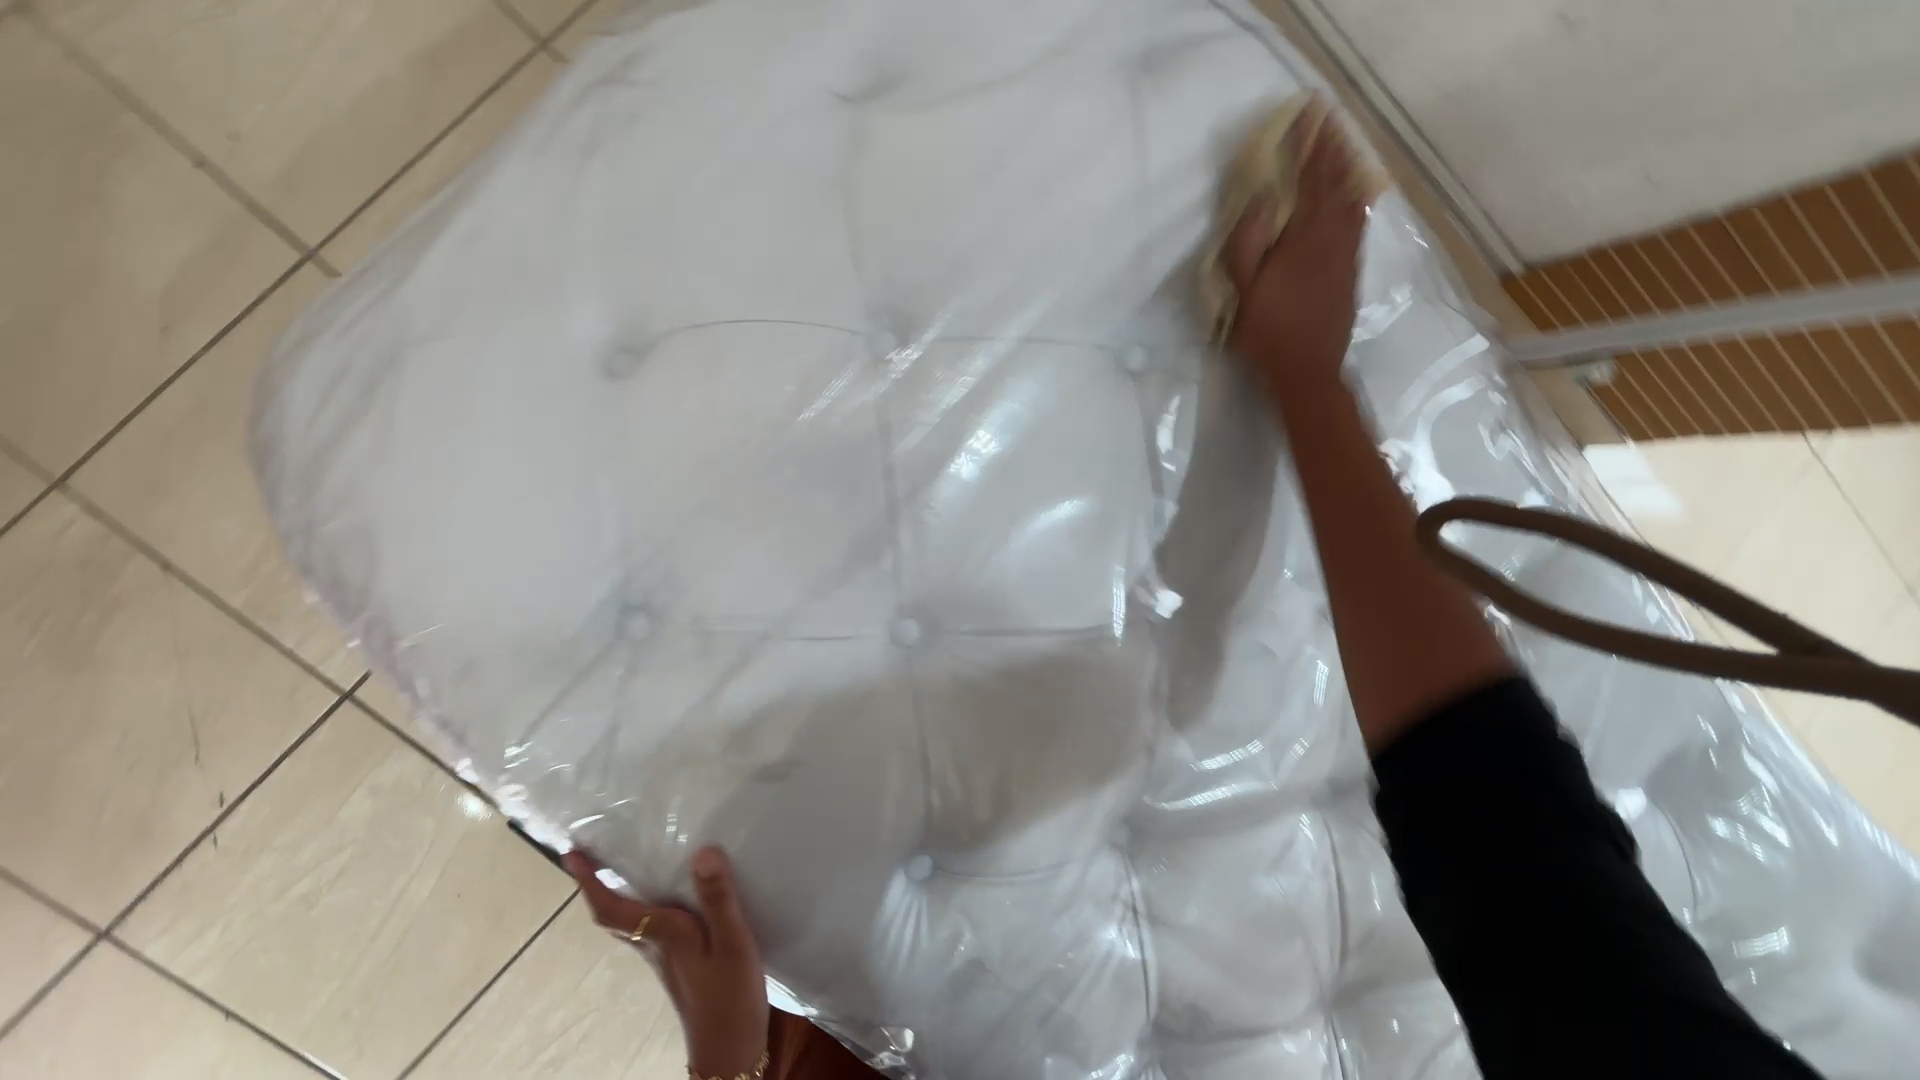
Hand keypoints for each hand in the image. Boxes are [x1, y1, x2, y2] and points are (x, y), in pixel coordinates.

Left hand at [567, 846, 769, 1077]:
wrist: (730, 1053)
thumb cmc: (729, 998)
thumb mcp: (731, 943)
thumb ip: (717, 899)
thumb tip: (702, 852)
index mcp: (661, 935)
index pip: (612, 907)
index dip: (589, 881)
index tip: (571, 854)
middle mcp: (654, 946)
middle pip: (613, 915)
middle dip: (598, 885)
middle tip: (592, 856)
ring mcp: (664, 959)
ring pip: (629, 923)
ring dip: (618, 896)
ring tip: (625, 868)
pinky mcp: (679, 966)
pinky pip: (649, 929)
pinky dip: (645, 909)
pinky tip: (669, 900)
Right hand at [1222, 106, 1372, 389]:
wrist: (1309, 368)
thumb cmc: (1269, 331)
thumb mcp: (1245, 290)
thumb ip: (1249, 242)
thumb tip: (1263, 200)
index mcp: (1303, 238)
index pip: (1309, 179)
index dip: (1309, 145)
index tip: (1309, 113)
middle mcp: (1332, 238)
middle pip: (1336, 182)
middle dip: (1332, 148)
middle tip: (1329, 118)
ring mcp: (1346, 253)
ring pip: (1352, 199)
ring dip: (1346, 168)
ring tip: (1343, 144)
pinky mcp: (1351, 269)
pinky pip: (1358, 221)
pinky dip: (1356, 197)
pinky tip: (1355, 193)